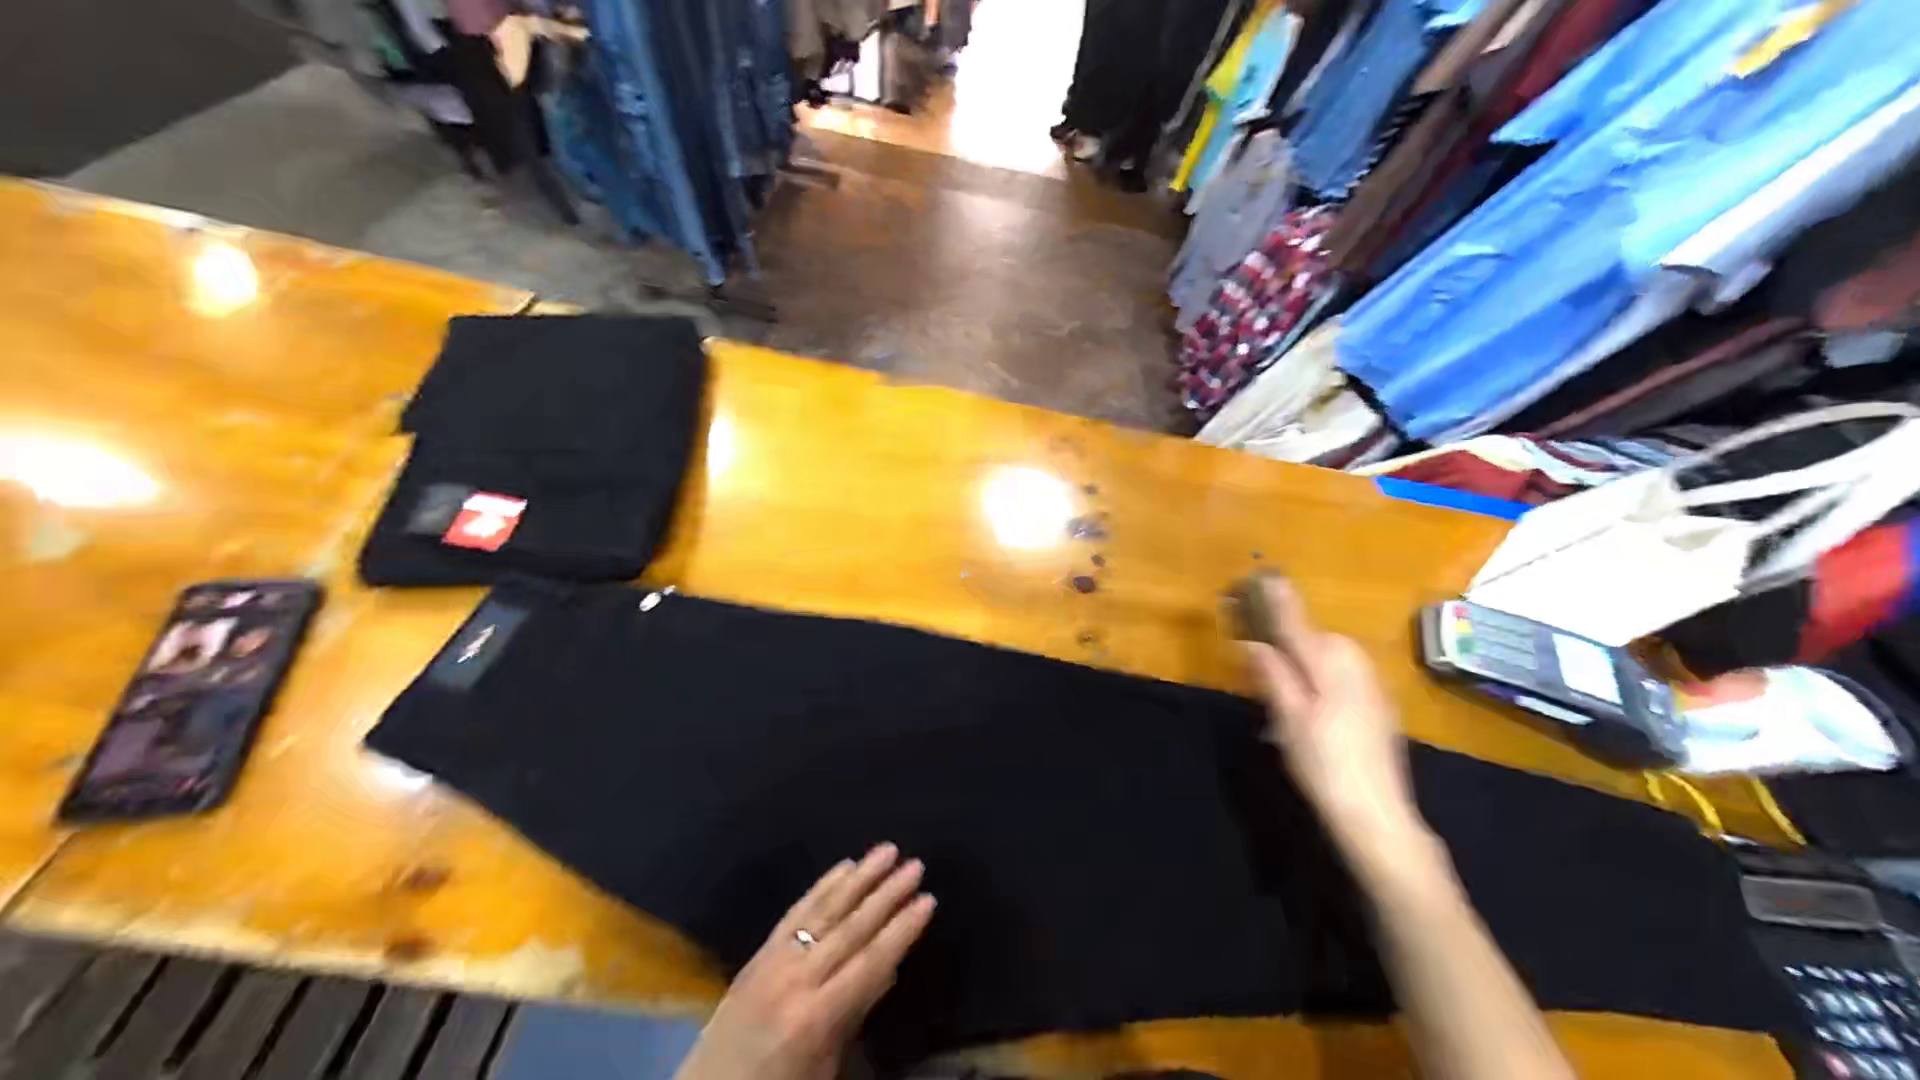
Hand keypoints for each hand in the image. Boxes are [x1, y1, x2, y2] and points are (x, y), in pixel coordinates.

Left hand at [673, 844, 935, 1079]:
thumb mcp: (825, 1066)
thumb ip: (857, 1014)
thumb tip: (890, 966)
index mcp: (816, 1016)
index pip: (871, 961)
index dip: (903, 929)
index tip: (928, 900)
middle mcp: (796, 978)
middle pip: (851, 927)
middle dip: (887, 893)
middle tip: (916, 865)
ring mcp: (775, 959)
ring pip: (825, 908)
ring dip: (860, 877)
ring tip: (886, 850)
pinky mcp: (760, 951)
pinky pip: (796, 911)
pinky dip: (822, 886)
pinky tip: (843, 866)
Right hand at [1238, 576, 1428, 862]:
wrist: (1376, 814)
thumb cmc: (1324, 763)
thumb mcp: (1289, 719)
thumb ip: (1274, 675)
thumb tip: (1253, 642)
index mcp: (1332, 667)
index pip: (1299, 626)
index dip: (1280, 603)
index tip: (1267, 576)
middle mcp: (1357, 670)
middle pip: (1320, 641)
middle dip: (1293, 641)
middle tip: (1263, 659)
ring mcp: (1373, 691)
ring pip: (1333, 660)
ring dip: (1308, 661)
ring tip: (1285, 688)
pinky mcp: (1379, 711)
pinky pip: (1345, 678)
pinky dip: (1324, 679)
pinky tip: (1314, 707)